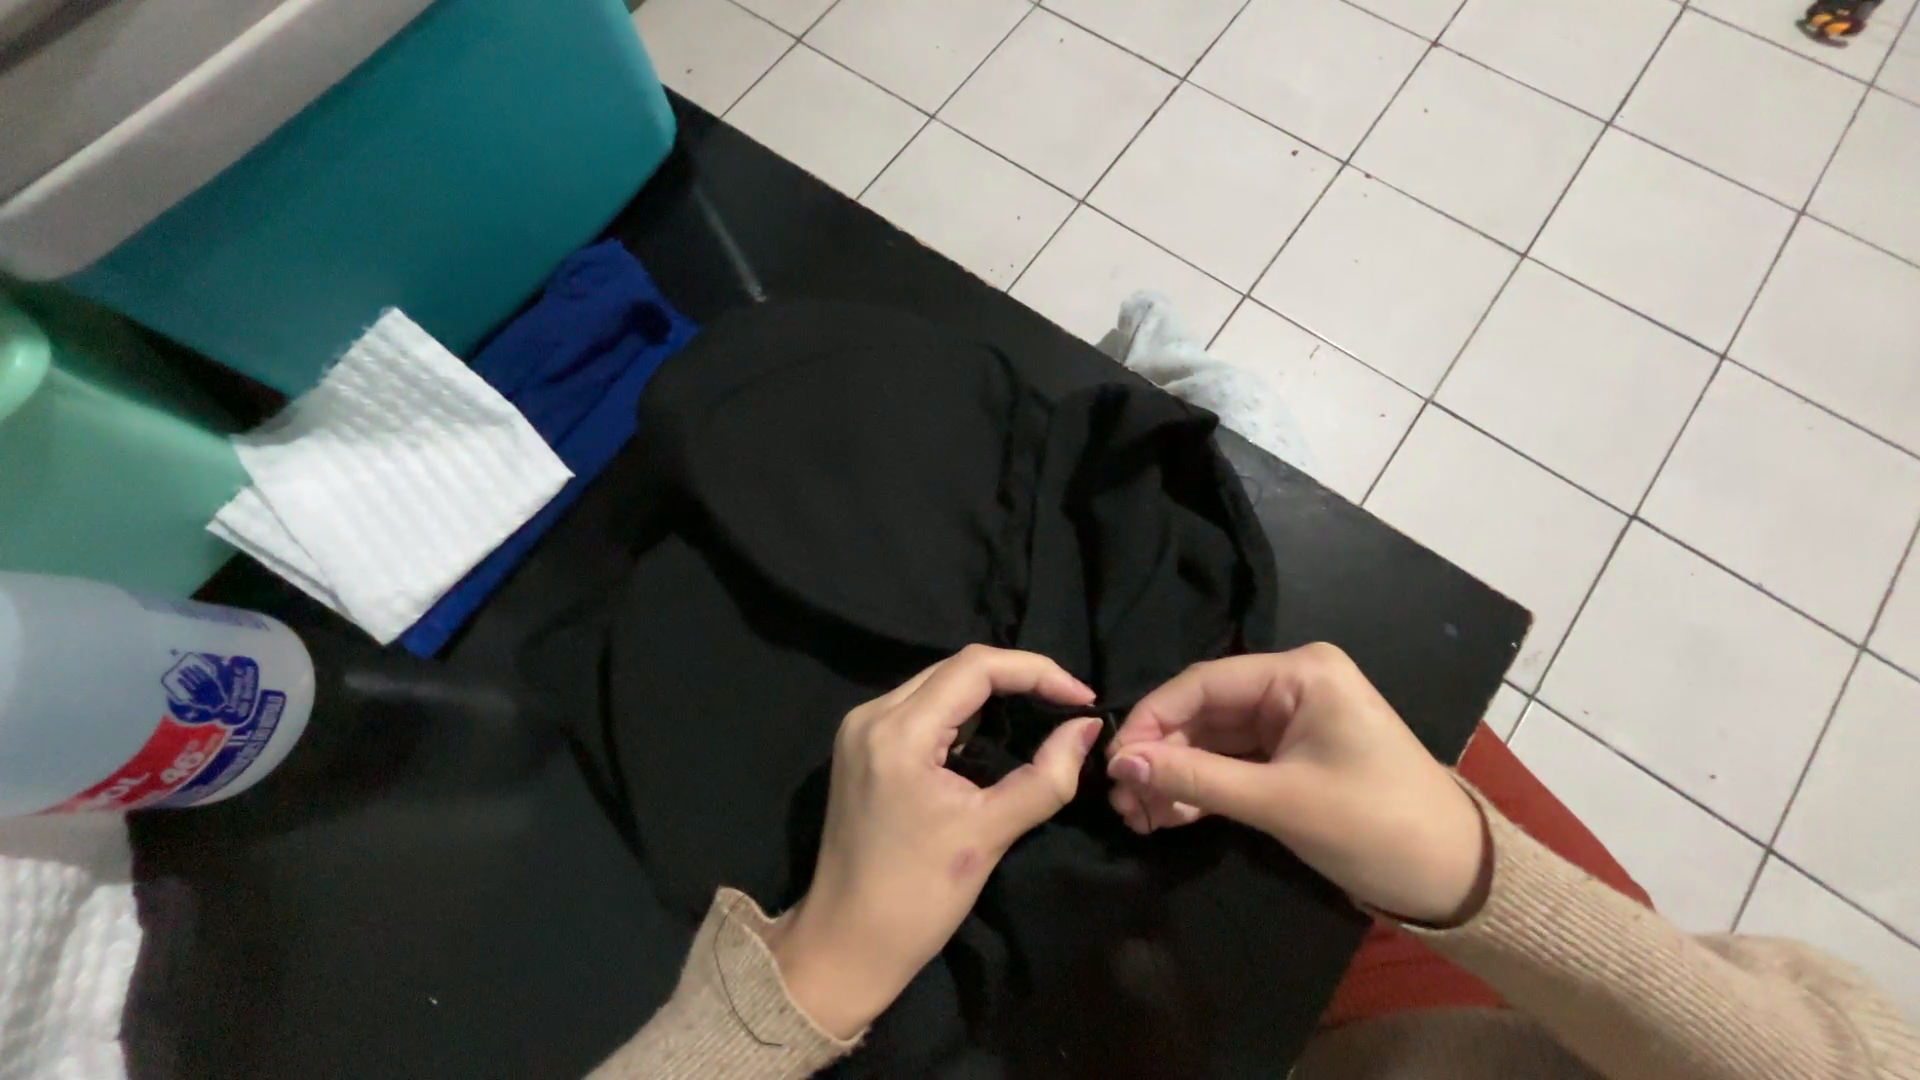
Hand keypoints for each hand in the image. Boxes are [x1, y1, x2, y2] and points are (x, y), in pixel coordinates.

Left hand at [767, 646, 1103, 1038]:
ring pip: (937, 683)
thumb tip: (1087, 728)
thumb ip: (1046, 777)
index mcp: (899, 730)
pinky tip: (993, 729)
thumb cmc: (917, 897)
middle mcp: (873, 714)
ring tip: (1041, 710)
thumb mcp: (989, 834)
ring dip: (990, 691)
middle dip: (1017, 677)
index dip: (1036, 671)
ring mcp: (861, 727)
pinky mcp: (861, 745)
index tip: (1082, 697)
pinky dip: (962, 710)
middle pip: (956, 668)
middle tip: (1066, 703)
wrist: (844, 944)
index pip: (975, 667)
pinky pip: (920, 707)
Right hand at [1104, 644, 1488, 925]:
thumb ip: (1196, 778)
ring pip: (1211, 741)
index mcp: (1300, 673)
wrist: (1458, 883)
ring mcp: (1289, 721)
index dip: (1152, 719)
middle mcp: (1290, 685)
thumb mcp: (1278, 801)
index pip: (1204, 683)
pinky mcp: (1289, 755)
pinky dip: (1201, 788)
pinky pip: (1231, 763)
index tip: (1114, 760)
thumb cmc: (1375, 826)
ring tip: (1137, 815)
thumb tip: (1121, 764)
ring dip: (1175, 776)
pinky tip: (1168, 815)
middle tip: (1122, 798)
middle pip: (1203, 712)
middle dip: (1161, 756)